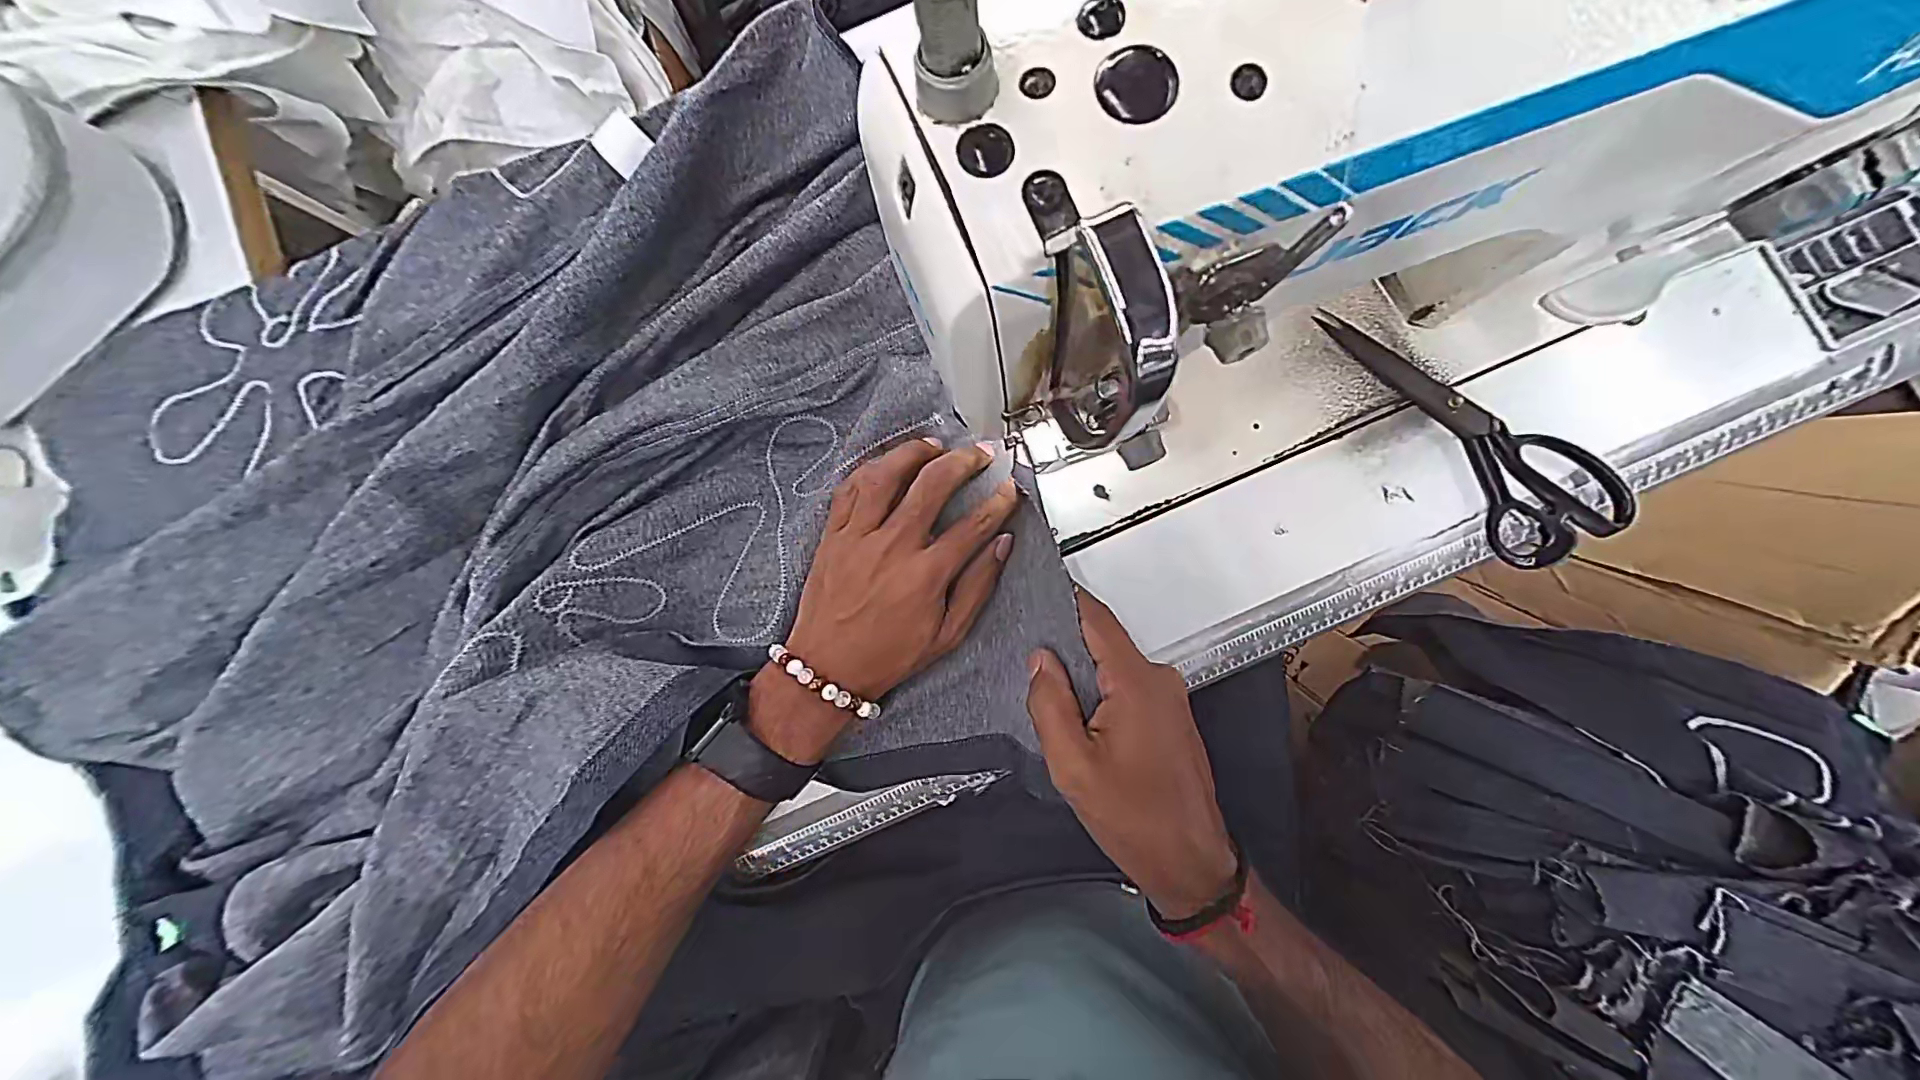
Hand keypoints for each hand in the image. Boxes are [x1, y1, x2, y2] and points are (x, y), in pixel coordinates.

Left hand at [751, 437, 1019, 762]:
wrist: (828, 667)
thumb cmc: (886, 655)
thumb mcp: (947, 634)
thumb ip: (978, 586)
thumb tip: (1001, 546)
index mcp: (925, 575)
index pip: (973, 524)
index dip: (998, 501)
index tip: (1008, 489)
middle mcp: (892, 548)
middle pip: (934, 485)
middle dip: (964, 461)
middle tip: (980, 454)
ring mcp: (858, 537)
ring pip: (887, 475)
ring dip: (914, 452)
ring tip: (934, 445)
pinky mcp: (833, 535)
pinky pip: (850, 489)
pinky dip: (870, 468)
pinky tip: (887, 463)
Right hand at [1027, 590, 1237, 919]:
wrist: (1190, 861)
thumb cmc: (1137, 819)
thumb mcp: (1072, 764)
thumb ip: (1050, 703)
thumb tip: (1040, 661)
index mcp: (1135, 682)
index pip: (1096, 618)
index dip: (1065, 600)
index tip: (1037, 590)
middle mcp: (1159, 680)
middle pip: (1103, 641)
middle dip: (1067, 649)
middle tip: (1033, 671)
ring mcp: (1169, 697)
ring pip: (1114, 666)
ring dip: (1084, 677)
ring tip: (1058, 709)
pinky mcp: (1170, 714)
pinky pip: (1128, 686)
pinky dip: (1102, 694)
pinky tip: (1086, 726)